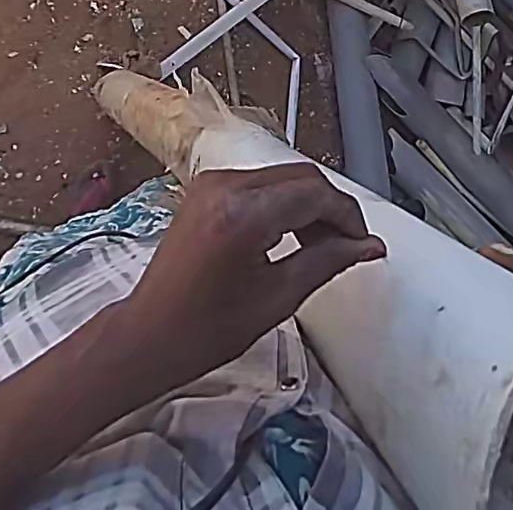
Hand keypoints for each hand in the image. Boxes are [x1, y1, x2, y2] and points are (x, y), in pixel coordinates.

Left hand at [119, 163, 385, 388]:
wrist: (145, 336)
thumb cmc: (200, 330)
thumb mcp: (277, 298)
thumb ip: (328, 261)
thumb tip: (367, 246)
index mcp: (243, 213)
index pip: (316, 193)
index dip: (348, 217)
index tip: (362, 242)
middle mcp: (227, 186)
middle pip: (304, 177)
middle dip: (333, 209)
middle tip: (348, 244)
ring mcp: (215, 183)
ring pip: (286, 176)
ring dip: (311, 204)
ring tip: (323, 244)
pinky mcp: (210, 188)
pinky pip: (264, 182)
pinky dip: (287, 202)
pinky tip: (294, 233)